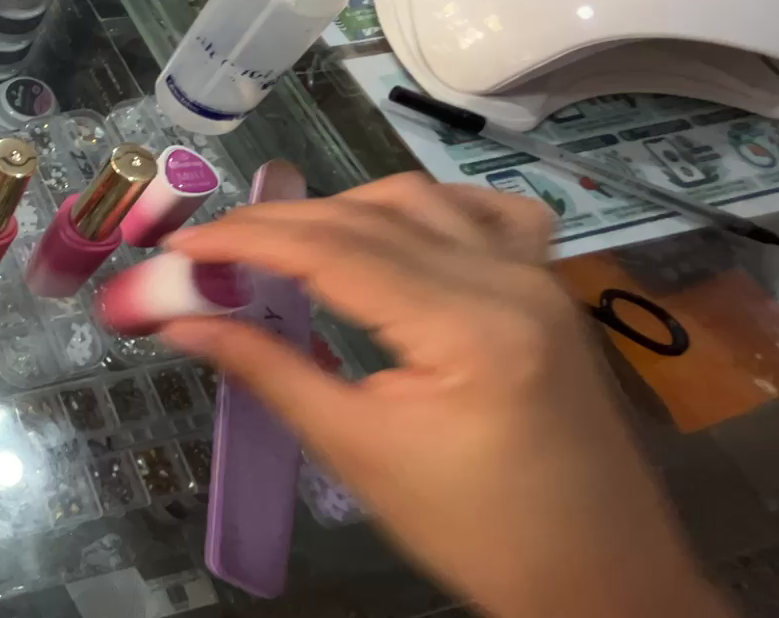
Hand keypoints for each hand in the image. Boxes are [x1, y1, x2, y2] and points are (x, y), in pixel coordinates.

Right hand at [153, 173, 731, 617]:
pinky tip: (385, 223)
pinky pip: (483, 213)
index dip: (242, 240)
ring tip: (279, 241)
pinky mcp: (545, 288)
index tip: (180, 246)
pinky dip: (419, 205)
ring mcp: (535, 278)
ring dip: (332, 208)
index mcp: (465, 329)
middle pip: (360, 217)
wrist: (602, 582)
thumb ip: (261, 367)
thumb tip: (175, 325)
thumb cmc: (472, 529)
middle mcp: (506, 283)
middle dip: (270, 224)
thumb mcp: (351, 447)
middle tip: (207, 247)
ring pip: (411, 199)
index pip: (328, 251)